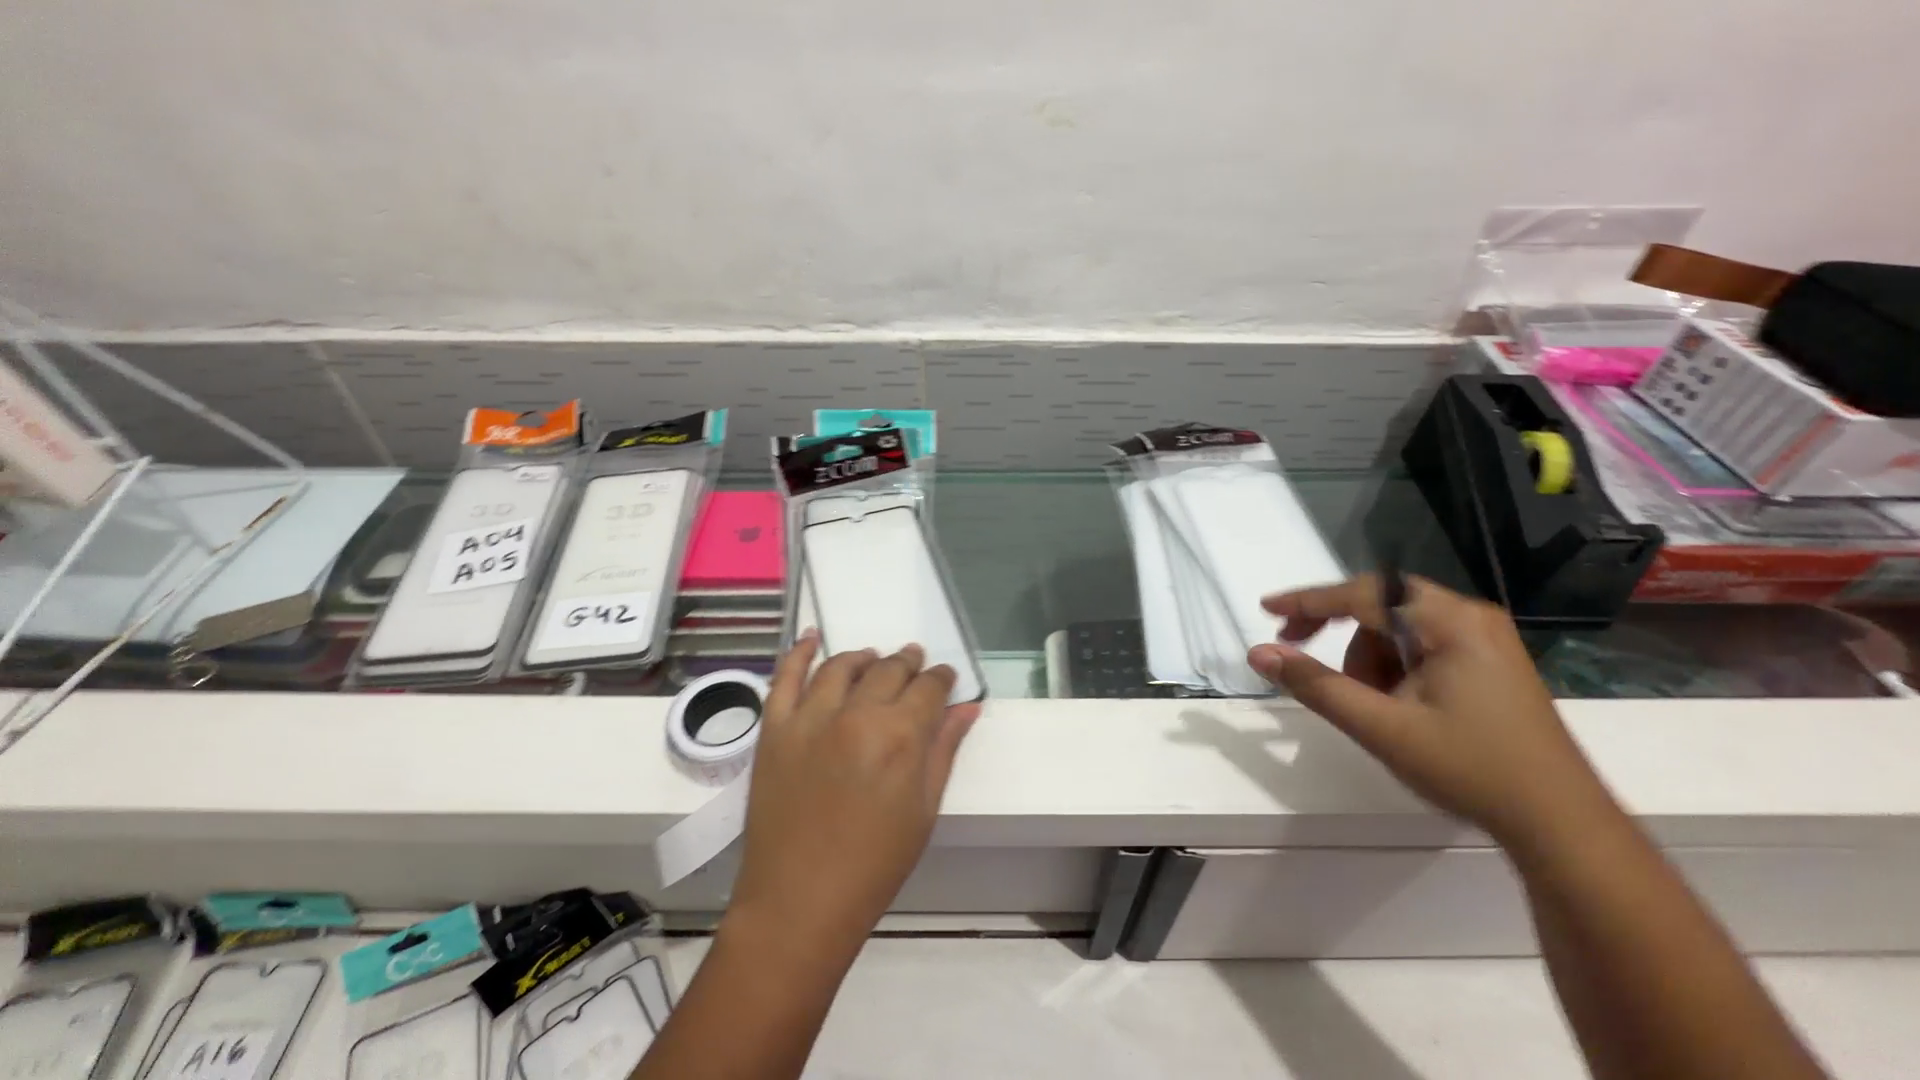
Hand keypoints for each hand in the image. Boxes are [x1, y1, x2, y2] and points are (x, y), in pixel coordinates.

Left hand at [729, 634, 980, 947]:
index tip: (946, 678)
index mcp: (900, 737)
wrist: (799, 900)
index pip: (929, 688)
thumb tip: (966, 708)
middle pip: (888, 670)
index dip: (942, 679)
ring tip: (873, 658)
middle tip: (915, 662)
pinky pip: (784, 676)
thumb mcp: (923, 810)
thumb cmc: (875, 865)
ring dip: (864, 657)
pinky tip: (811, 638)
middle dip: (908, 663)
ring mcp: (809, 718)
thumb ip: (943, 751)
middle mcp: (856, 715)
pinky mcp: (773, 728)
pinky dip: (799, 652)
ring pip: (841, 666)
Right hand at [1247, 575, 1610, 845]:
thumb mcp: (1382, 728)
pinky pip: (1422, 646)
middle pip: (1382, 603)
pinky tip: (1396, 706)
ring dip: (1369, 657)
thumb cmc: (1469, 768)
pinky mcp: (1489, 663)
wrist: (1558, 820)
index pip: (1364, 594)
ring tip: (1370, 706)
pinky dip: (1395, 668)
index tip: (1267, 611)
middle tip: (1297, 649)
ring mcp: (1485, 639)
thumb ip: (1317, 687)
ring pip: (1399, 628)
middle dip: (1338, 627)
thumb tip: (1260, 655)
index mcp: (1451, 622)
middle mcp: (1471, 617)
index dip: (1310, 601)